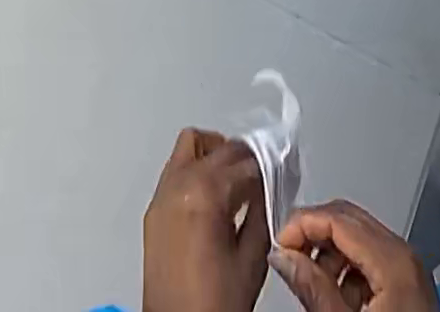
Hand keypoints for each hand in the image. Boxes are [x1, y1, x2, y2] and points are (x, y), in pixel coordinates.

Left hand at [144, 128, 270, 311]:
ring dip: (218, 153)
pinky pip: (177, 167)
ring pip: (193, 144)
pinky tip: (215, 192)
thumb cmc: (213, 303)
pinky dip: (198, 167)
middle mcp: (179, 187)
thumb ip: (265, 205)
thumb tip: (272, 179)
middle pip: (222, 147)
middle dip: (248, 157)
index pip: (248, 158)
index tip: (284, 170)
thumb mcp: (254, 253)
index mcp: (205, 194)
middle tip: (266, 174)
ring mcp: (162, 197)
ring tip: (236, 178)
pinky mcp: (154, 211)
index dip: (272, 163)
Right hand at [269, 200, 439, 311]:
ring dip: (329, 253)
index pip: (340, 218)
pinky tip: (333, 298)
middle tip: (286, 256)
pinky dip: (346, 271)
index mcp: (393, 259)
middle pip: (351, 220)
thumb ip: (313, 289)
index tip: (278, 243)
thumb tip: (284, 256)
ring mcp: (408, 268)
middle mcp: (404, 254)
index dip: (304, 224)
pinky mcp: (406, 285)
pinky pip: (370, 261)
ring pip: (360, 238)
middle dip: (315, 233)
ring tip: (308, 284)